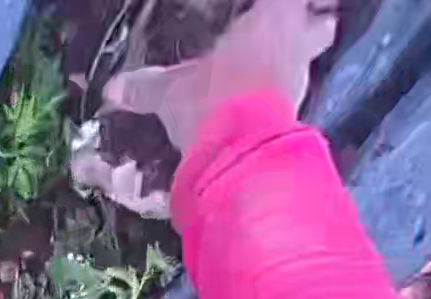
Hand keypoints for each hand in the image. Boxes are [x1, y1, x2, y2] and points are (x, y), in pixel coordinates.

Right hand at [103, 0, 338, 151]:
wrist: (235, 152)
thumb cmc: (207, 102)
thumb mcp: (170, 94)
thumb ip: (145, 88)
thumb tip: (111, 89)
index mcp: (269, 17)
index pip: (285, 0)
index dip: (281, 7)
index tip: (269, 13)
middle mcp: (293, 42)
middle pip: (319, 26)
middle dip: (310, 31)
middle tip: (297, 36)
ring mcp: (299, 81)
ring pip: (311, 65)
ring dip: (297, 69)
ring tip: (277, 78)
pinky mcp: (296, 118)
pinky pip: (295, 102)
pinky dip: (284, 104)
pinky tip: (269, 111)